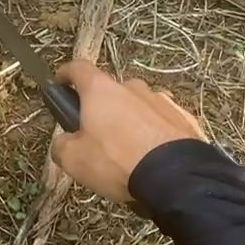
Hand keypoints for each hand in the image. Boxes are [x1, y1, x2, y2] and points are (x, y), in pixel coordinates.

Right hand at [50, 59, 206, 202]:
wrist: (176, 177)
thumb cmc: (116, 161)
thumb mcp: (74, 160)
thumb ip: (61, 145)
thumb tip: (64, 141)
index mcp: (101, 90)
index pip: (78, 68)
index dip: (66, 73)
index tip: (60, 82)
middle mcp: (131, 87)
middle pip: (110, 90)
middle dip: (101, 108)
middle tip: (96, 136)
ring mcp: (161, 100)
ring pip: (137, 105)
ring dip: (129, 120)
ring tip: (129, 152)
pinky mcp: (183, 118)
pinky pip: (160, 121)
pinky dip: (153, 132)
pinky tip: (154, 156)